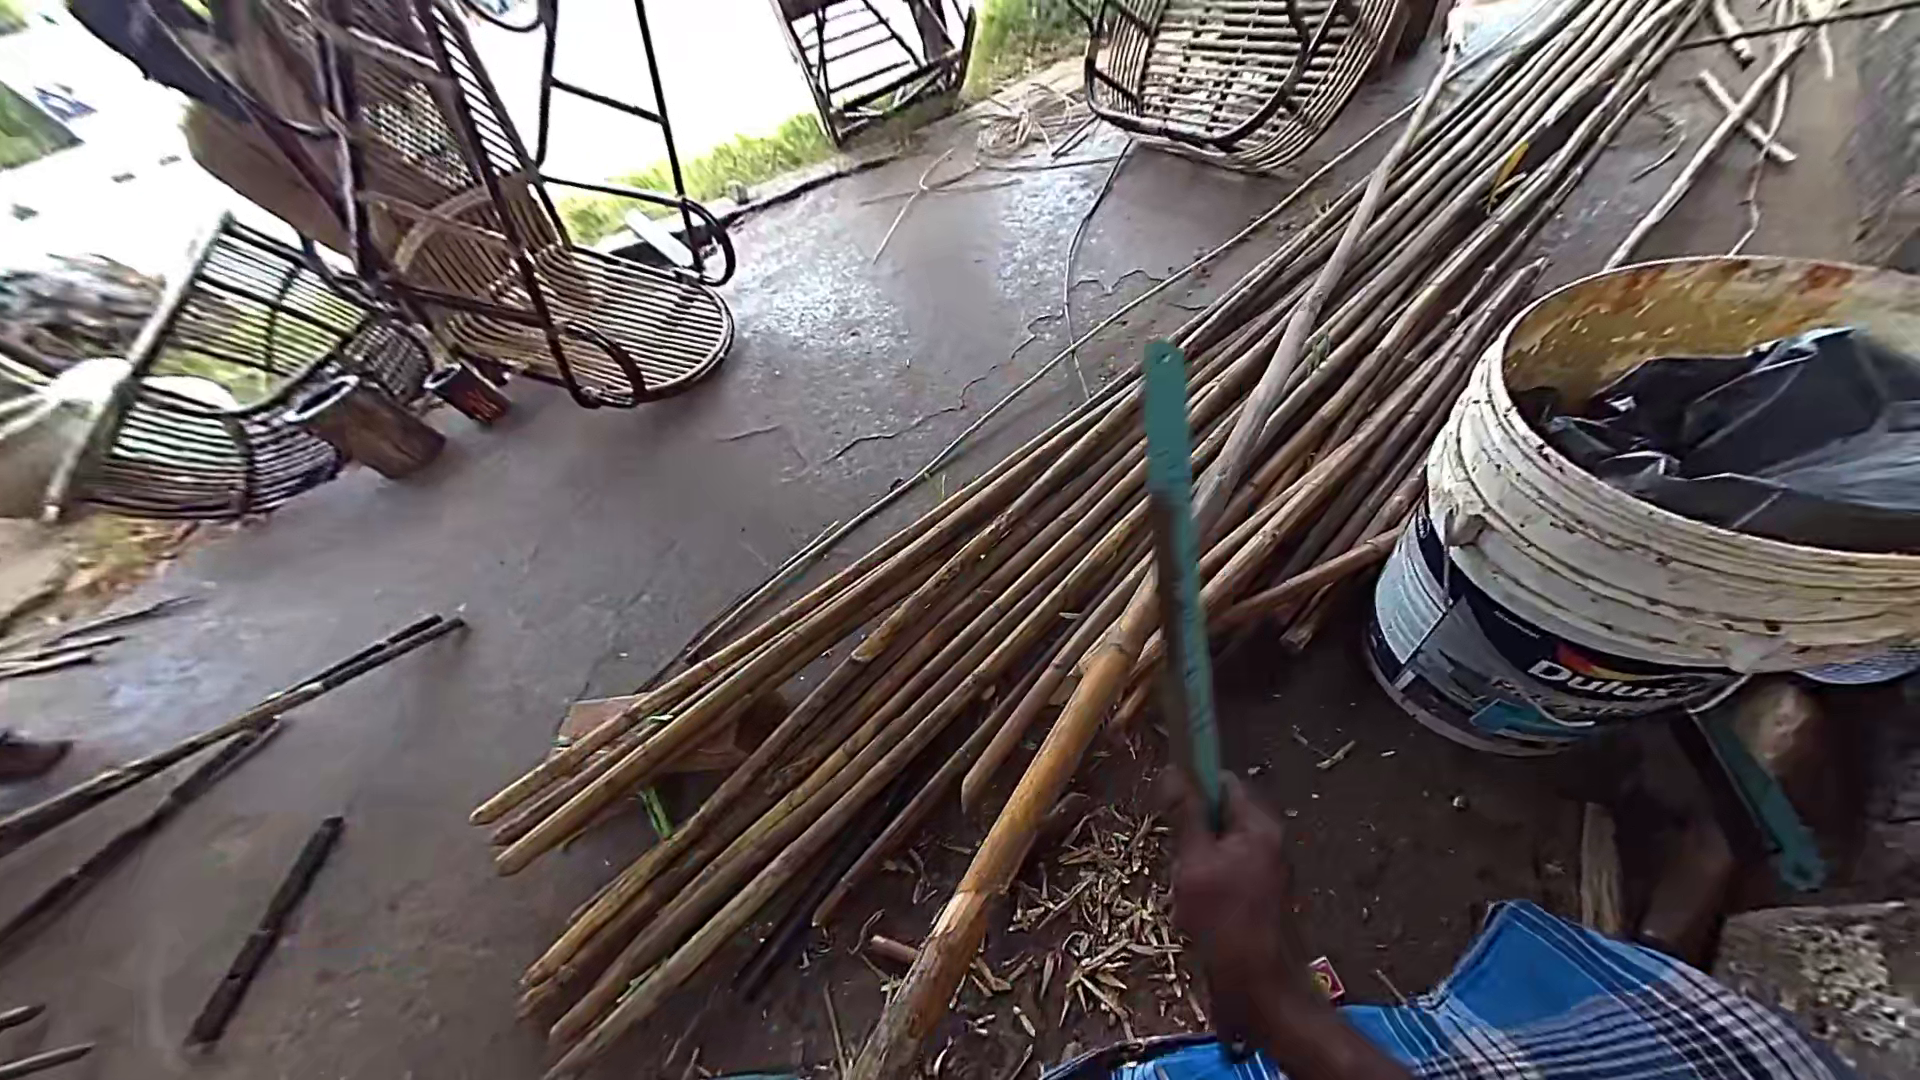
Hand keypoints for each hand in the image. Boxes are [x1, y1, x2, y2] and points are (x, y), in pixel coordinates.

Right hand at [1172, 773, 1317, 1039]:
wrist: (1261, 991)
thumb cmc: (1225, 920)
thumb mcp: (1194, 860)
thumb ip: (1185, 813)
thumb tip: (1173, 770)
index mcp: (1259, 825)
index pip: (1222, 780)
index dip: (1193, 784)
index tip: (1169, 803)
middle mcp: (1268, 840)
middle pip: (1219, 811)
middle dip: (1191, 826)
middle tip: (1176, 850)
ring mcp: (1266, 868)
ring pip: (1218, 840)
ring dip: (1195, 854)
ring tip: (1186, 881)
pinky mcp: (1259, 892)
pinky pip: (1225, 866)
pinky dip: (1206, 876)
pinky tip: (1196, 902)